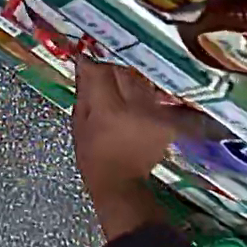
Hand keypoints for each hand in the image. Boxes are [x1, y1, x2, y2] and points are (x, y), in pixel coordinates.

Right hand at [71, 58, 196, 239]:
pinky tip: (132, 106)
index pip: (101, 72)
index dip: (91, 65)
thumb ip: (84, 94)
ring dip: (127, 81)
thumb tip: (85, 69)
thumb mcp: (79, 125)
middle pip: (122, 72)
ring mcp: (154, 113)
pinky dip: (141, 96)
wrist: (121, 183)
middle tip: (100, 78)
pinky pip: (151, 96)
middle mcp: (135, 107)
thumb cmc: (94, 157)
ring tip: (117, 92)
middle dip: (110, 71)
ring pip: (140, 81)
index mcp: (109, 110)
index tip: (85, 63)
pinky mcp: (166, 120)